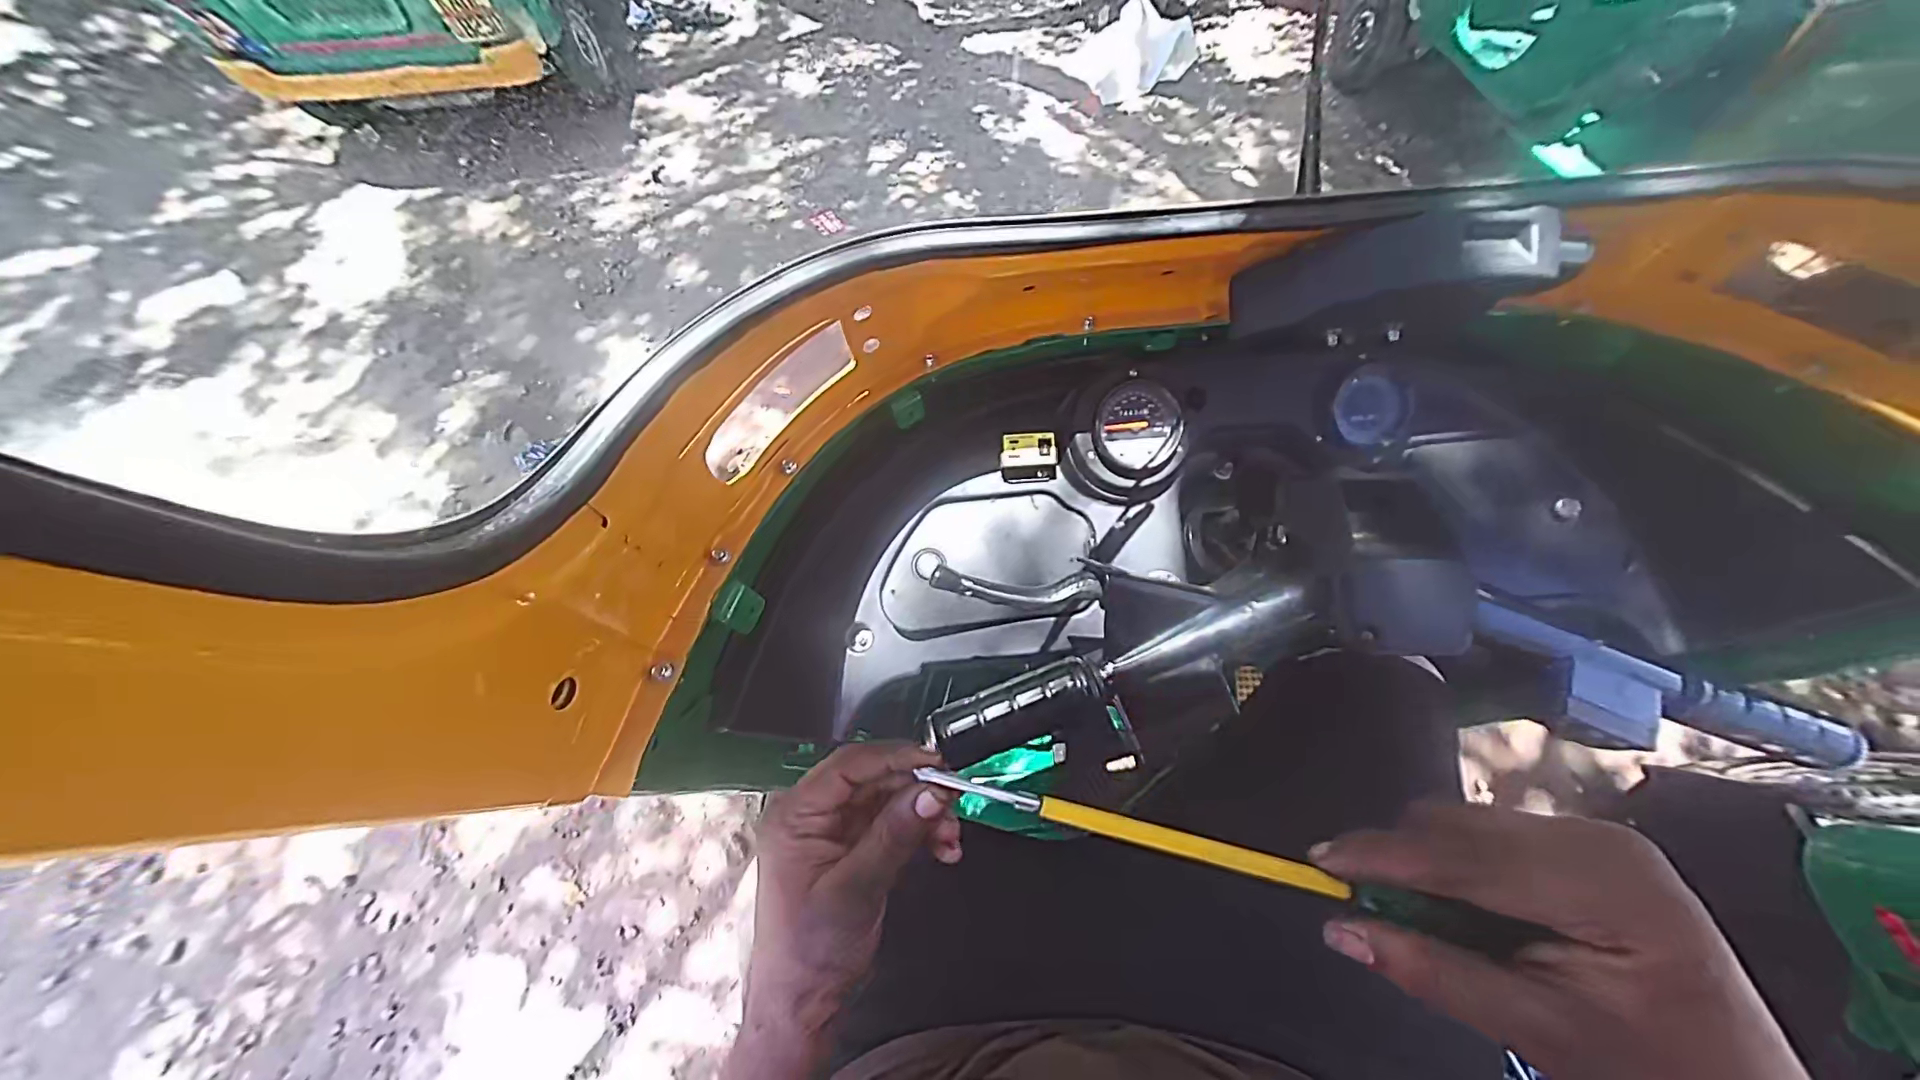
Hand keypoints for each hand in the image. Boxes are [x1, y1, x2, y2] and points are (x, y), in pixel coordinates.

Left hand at [725, 743, 961, 1079]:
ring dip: (924, 811)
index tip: (933, 762)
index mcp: (795, 815)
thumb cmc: (808, 953)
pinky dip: (920, 829)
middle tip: (951, 798)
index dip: (895, 757)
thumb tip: (929, 793)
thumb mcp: (855, 889)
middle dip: (916, 789)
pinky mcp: (853, 844)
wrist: (802, 1003)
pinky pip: (893, 820)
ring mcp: (834, 829)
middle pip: (873, 779)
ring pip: (888, 798)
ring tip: (948, 834)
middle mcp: (812, 814)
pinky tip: (940, 846)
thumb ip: (894, 835)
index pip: (849, 765)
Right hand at [1311, 802, 1807, 1079]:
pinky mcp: (1573, 839)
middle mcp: (1594, 837)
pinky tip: (1464, 909)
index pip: (1464, 855)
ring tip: (1429, 920)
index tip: (1319, 861)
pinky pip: (1479, 833)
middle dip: (1400, 861)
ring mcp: (1587, 832)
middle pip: (1454, 826)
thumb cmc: (1654, 1067)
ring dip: (1423, 864)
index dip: (1382, 855)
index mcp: (1606, 883)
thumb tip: (1340, 930)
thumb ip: (1434, 972)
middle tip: (1368, 906)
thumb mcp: (1541, 1030)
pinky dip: (1450, 865)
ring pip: (1458, 823)